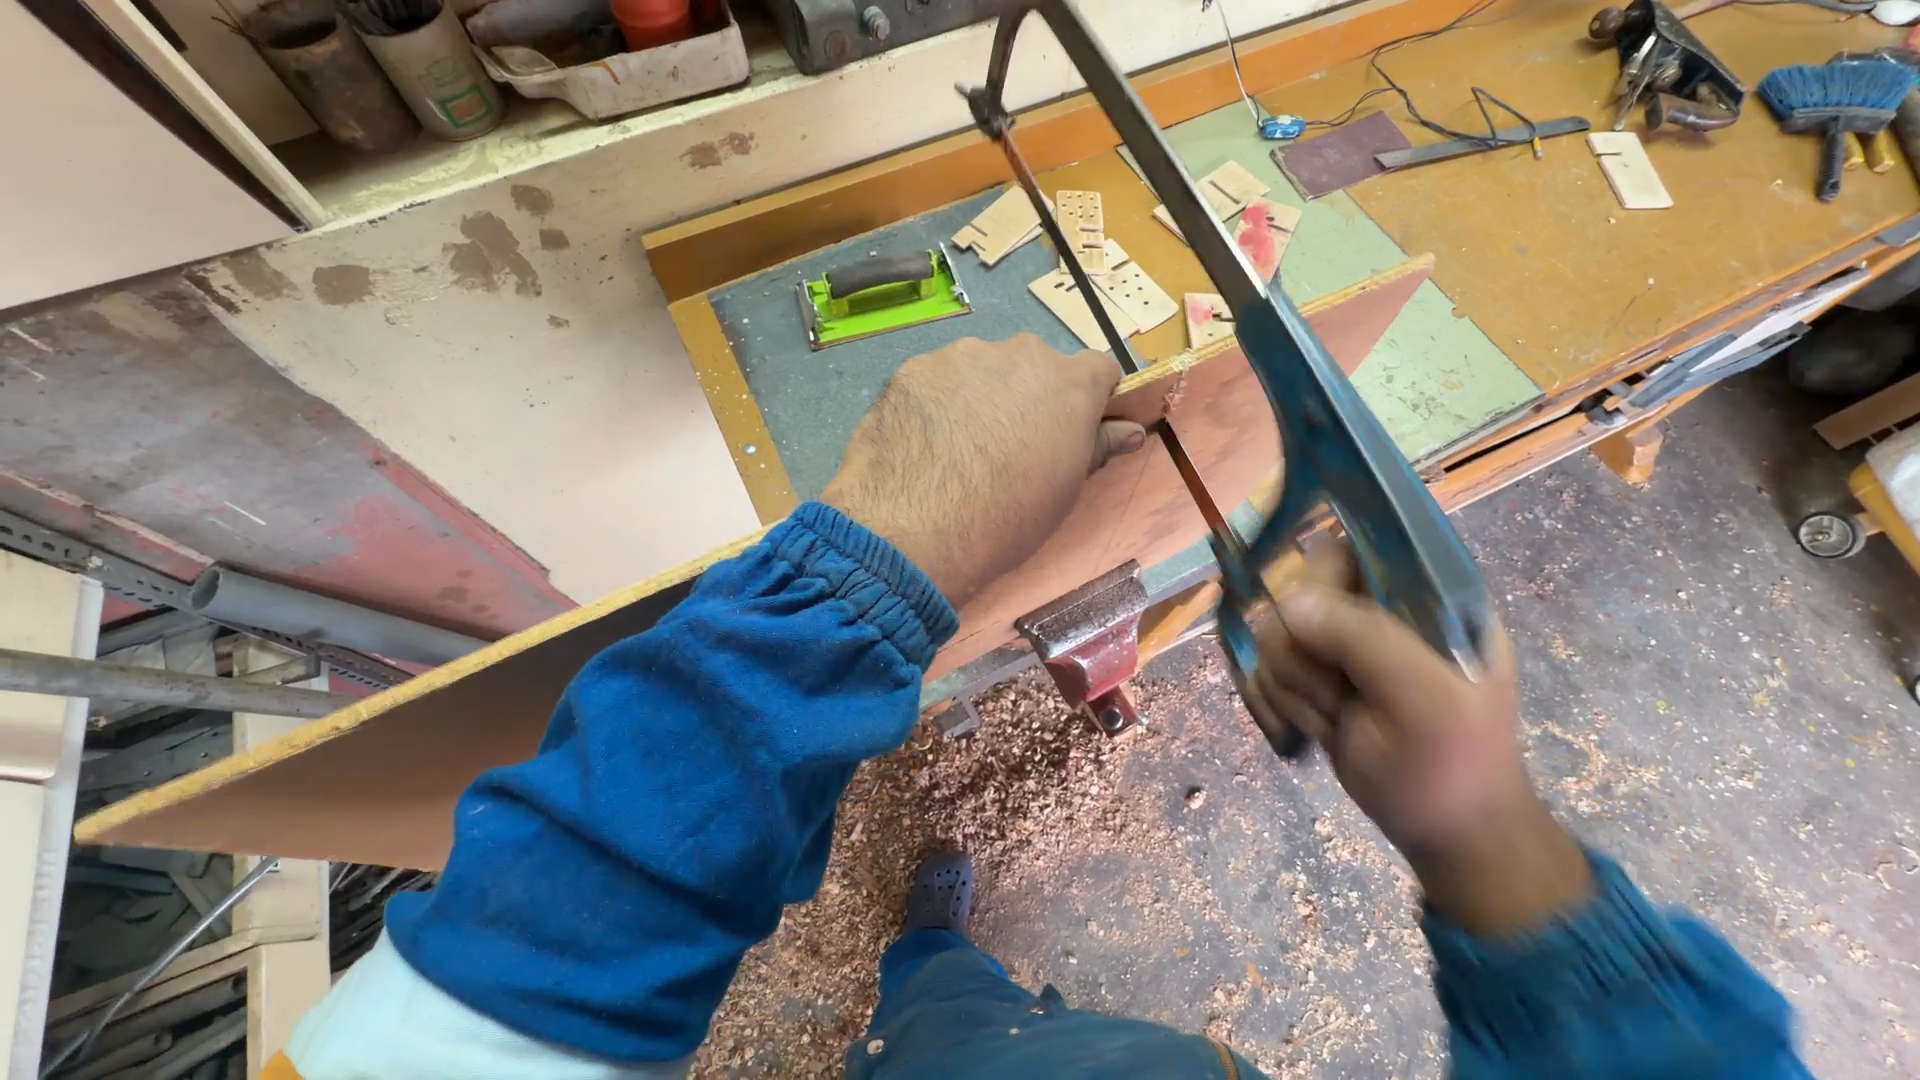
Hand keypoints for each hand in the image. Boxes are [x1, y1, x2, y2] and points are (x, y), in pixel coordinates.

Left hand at [821, 335, 1145, 605]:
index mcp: (1069, 382)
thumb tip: (1130, 430)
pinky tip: (923, 443)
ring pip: (982, 368)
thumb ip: (1096, 449)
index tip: (1070, 431)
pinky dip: (936, 402)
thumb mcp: (1063, 492)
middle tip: (1007, 446)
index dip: (1087, 401)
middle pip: (1035, 366)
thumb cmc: (1006, 519)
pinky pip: (937, 379)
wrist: (912, 531)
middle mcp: (1019, 353)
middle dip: (1029, 396)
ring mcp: (961, 356)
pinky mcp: (913, 368)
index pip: (1098, 371)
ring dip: (980, 395)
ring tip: (957, 447)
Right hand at [1253, 564, 1591, 936]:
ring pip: (1273, 636)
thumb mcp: (1426, 699)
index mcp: (1424, 596)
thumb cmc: (1452, 766)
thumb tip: (1289, 603)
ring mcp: (1338, 648)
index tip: (1322, 627)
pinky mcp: (1310, 680)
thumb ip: (1365, 639)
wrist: (1446, 834)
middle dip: (1305, 651)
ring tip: (1338, 720)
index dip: (1325, 581)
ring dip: (1295, 687)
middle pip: (1298, 592)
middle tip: (1340, 693)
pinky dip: (1276, 704)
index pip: (1351, 548)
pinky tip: (1311, 731)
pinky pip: (1262, 671)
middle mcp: (1376, 611)